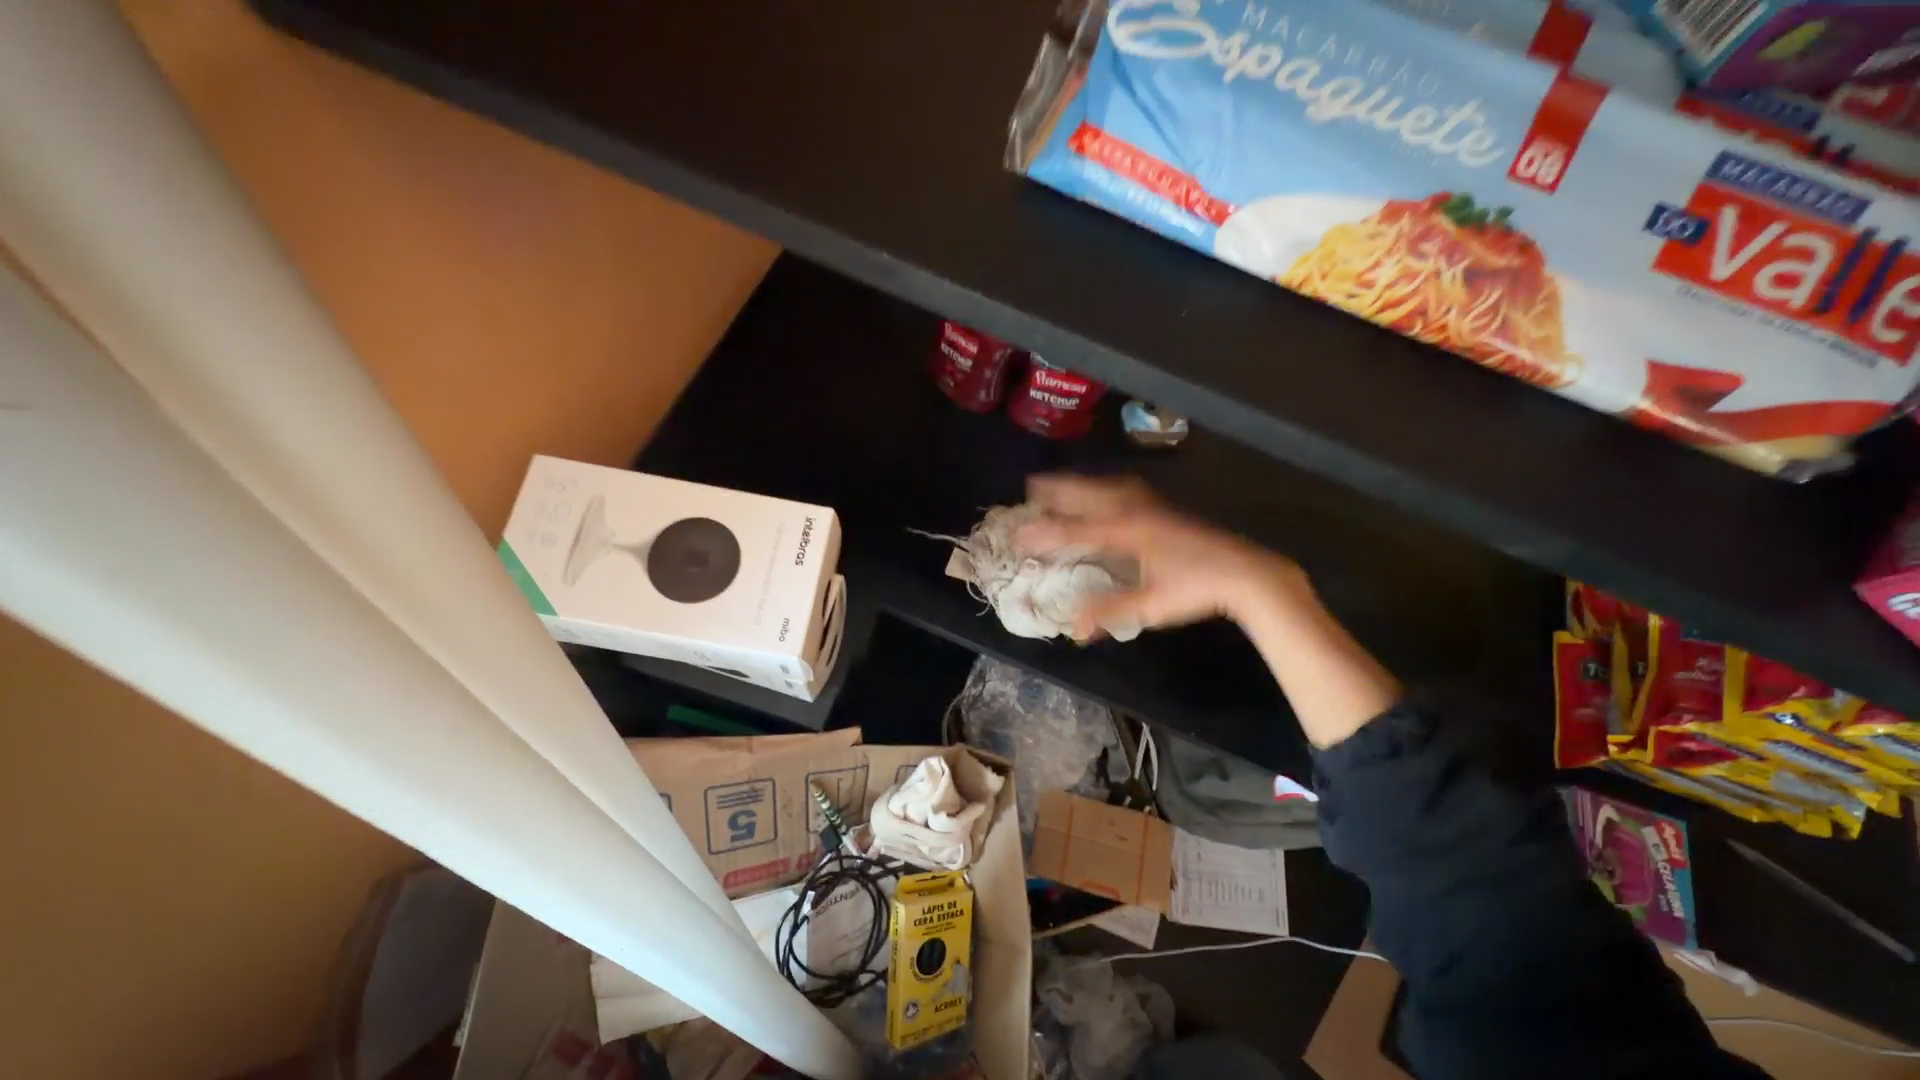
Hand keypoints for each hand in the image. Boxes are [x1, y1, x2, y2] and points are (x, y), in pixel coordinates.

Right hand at [1012, 474, 1309, 639]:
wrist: (1246, 573)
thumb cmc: (1197, 590)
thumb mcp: (1151, 606)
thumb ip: (1109, 612)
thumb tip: (1073, 628)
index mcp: (1128, 531)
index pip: (1076, 529)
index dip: (1044, 532)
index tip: (1018, 534)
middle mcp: (1136, 510)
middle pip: (1089, 493)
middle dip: (1058, 490)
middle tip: (1030, 488)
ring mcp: (1153, 505)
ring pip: (1107, 486)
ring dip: (1081, 484)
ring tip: (1060, 484)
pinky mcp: (1166, 508)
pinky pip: (1124, 488)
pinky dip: (1103, 487)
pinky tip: (1104, 493)